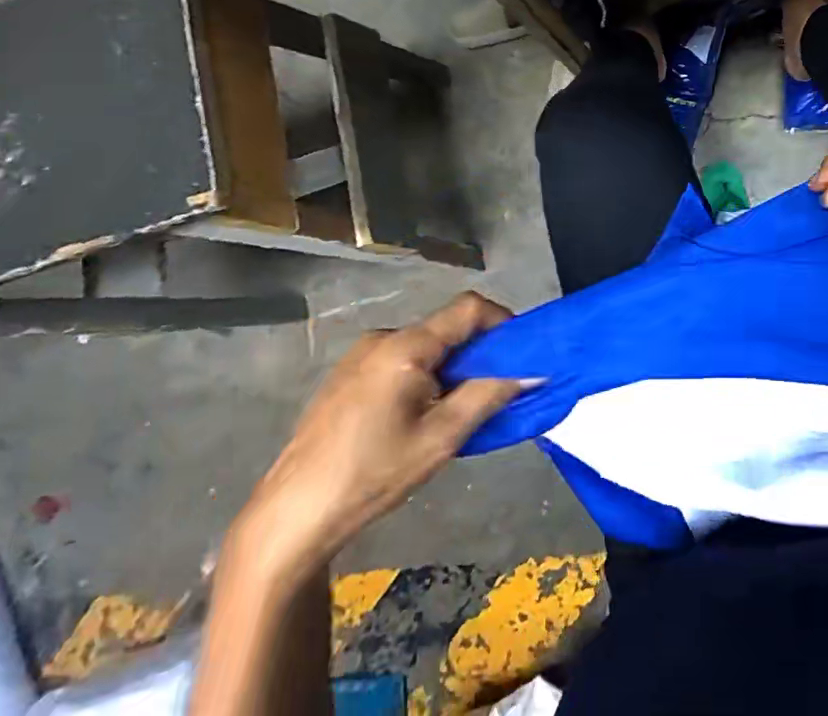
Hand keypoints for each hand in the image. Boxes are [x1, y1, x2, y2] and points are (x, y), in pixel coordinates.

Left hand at [227, 293, 522, 579]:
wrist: (291, 518)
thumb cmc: (373, 473)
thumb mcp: (445, 435)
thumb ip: (492, 394)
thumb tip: (536, 371)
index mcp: (403, 348)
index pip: (470, 309)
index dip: (505, 324)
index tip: (522, 357)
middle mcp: (380, 341)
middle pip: (450, 329)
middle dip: (482, 354)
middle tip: (498, 391)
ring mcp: (359, 359)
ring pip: (429, 348)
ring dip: (456, 369)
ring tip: (462, 410)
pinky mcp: (348, 379)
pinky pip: (405, 362)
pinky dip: (430, 378)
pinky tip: (426, 417)